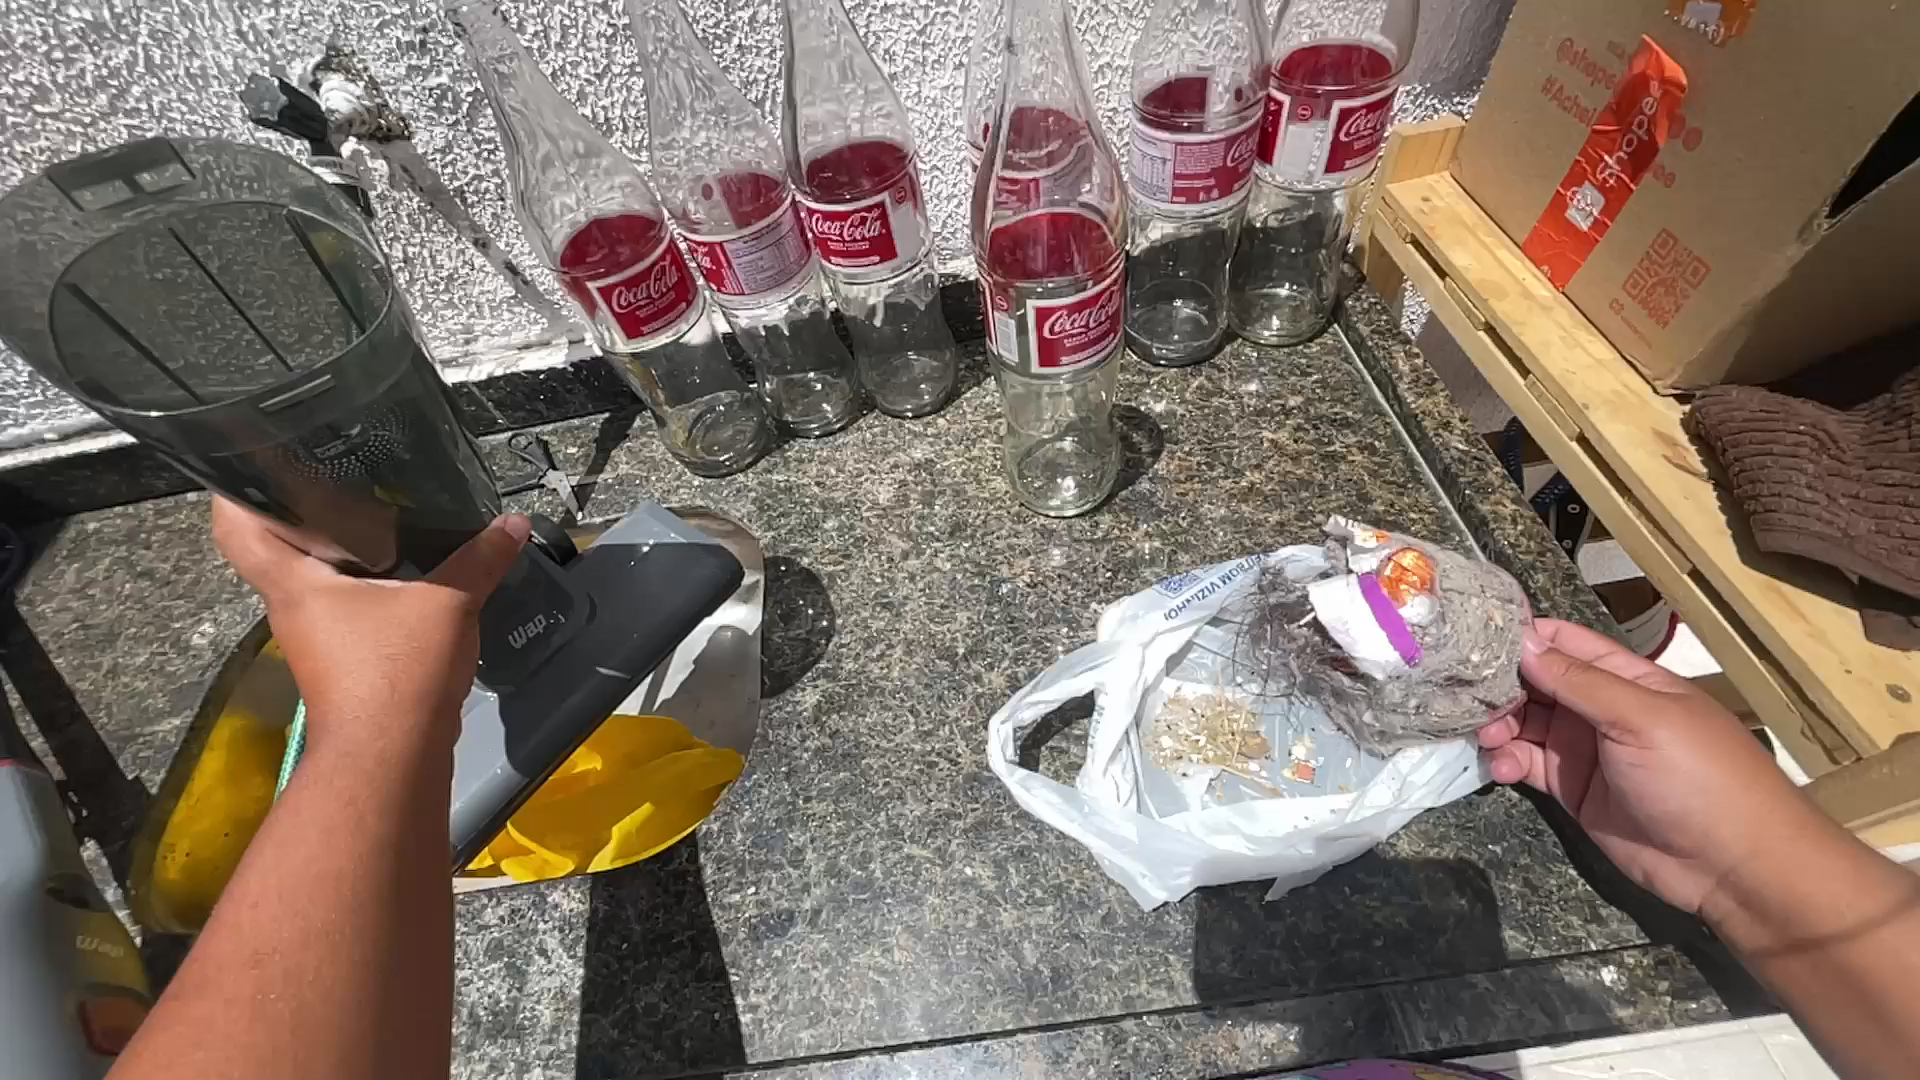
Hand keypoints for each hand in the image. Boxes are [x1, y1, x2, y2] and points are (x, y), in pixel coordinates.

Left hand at [211, 497, 530, 751]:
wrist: (393, 748)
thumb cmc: (398, 667)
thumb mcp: (448, 603)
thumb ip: (481, 560)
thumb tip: (514, 523)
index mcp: (294, 583)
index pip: (238, 525)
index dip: (242, 487)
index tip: (269, 458)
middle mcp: (294, 605)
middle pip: (281, 547)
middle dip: (310, 513)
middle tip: (350, 479)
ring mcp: (319, 634)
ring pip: (321, 577)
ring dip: (348, 550)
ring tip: (392, 518)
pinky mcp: (349, 655)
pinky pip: (352, 603)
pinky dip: (374, 582)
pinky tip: (413, 573)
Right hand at [1478, 618, 1816, 915]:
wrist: (1736, 871)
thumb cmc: (1701, 780)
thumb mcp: (1643, 720)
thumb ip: (1579, 681)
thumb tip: (1521, 641)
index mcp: (1624, 680)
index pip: (1562, 642)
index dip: (1519, 635)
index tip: (1470, 637)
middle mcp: (1597, 708)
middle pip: (1531, 681)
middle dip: (1496, 685)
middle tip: (1466, 696)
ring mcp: (1581, 747)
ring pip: (1519, 721)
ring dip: (1496, 724)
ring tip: (1487, 738)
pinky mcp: (1567, 785)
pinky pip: (1522, 760)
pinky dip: (1505, 760)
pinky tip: (1504, 769)